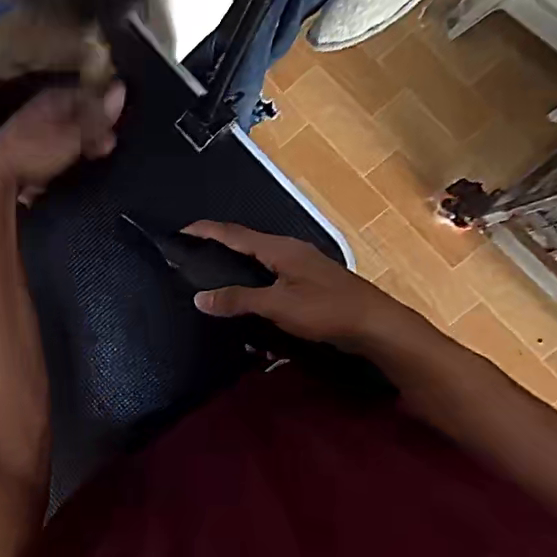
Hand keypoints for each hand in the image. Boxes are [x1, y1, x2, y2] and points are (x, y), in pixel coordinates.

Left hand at [0, 81, 126, 201]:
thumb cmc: (34, 152)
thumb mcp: (73, 135)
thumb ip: (98, 117)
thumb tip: (121, 91)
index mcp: (53, 98)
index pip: (88, 96)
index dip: (104, 112)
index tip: (114, 130)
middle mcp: (41, 109)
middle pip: (76, 115)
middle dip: (92, 132)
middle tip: (104, 148)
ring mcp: (31, 129)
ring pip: (64, 132)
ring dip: (78, 146)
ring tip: (86, 159)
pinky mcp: (24, 149)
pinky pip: (50, 148)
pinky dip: (61, 156)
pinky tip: (64, 167)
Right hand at [184, 220, 433, 352]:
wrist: (374, 325)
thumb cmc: (326, 309)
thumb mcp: (277, 305)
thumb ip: (238, 300)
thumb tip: (200, 298)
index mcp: (280, 249)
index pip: (234, 234)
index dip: (206, 231)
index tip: (181, 230)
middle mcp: (290, 251)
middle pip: (246, 243)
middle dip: (218, 247)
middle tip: (192, 255)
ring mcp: (301, 267)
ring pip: (259, 262)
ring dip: (236, 268)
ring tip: (213, 276)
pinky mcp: (308, 284)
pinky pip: (271, 278)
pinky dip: (253, 286)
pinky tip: (247, 302)